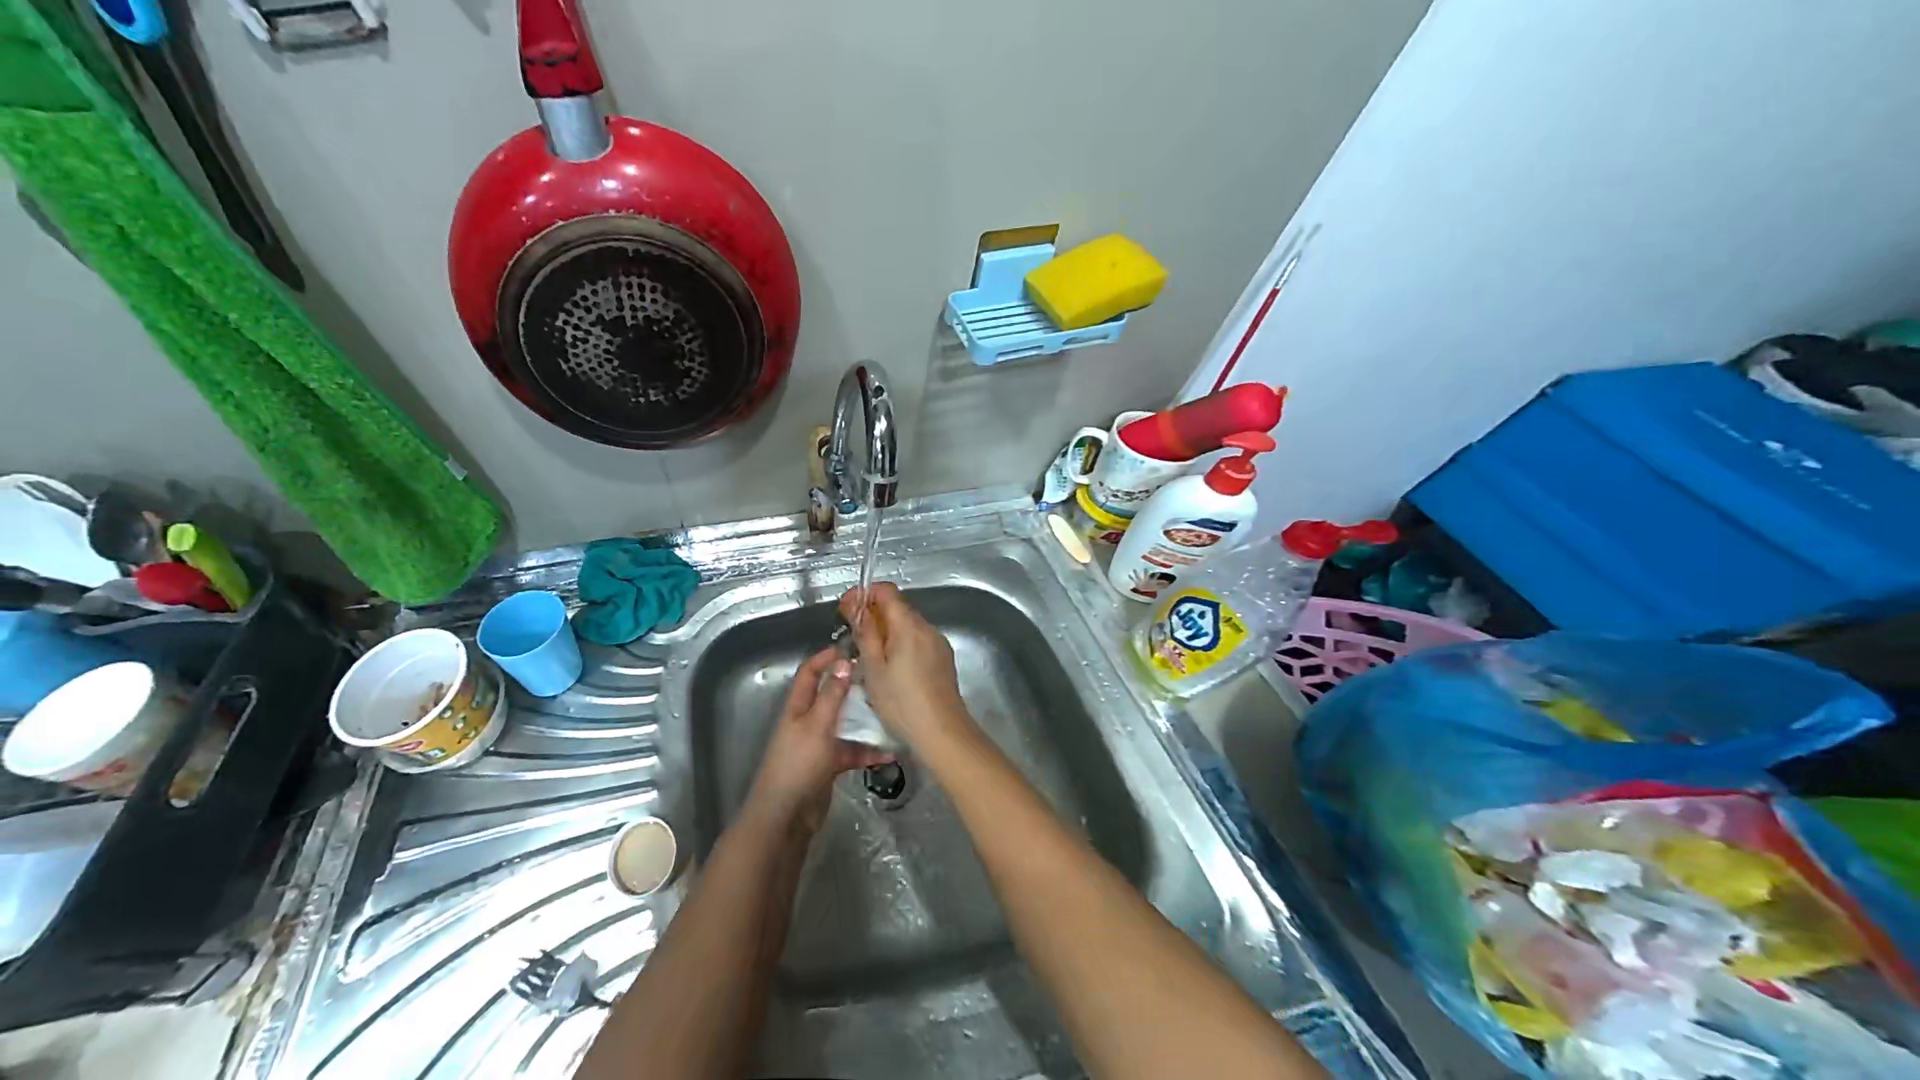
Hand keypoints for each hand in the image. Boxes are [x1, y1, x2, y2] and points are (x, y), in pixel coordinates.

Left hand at [745, 646, 893, 835]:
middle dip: (853, 688)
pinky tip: (890, 753)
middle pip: (831, 697)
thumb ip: (832, 696)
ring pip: (845, 724)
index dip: (825, 658)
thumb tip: (844, 663)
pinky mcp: (829, 765)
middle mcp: (807, 722)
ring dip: (865, 721)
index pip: (809, 673)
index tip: (850, 649)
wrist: (787, 816)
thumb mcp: (817, 726)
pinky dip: (868, 751)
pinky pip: (852, 751)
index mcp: (798, 708)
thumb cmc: (799, 764)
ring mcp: (818, 744)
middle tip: (880, 680)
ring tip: (891, 714)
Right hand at [839, 584, 975, 752]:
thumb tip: (857, 608)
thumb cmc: (902, 703)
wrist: (942, 732)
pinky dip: (901, 643)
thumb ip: (865, 634)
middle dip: (873, 612)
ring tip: (867, 650)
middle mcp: (928, 629)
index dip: (864, 594)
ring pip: (909, 625)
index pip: (887, 592)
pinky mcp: (943, 659)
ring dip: (887, 629)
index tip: (846, 607)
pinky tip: (890, 665)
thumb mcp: (874, 669)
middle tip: (851, 629)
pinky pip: (919, 641)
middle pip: (899, 608)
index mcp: (910, 627)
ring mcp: (938, 644)